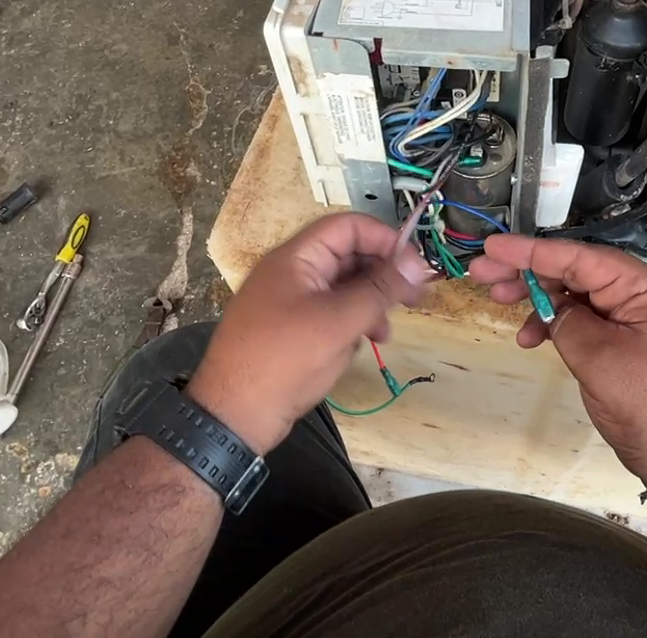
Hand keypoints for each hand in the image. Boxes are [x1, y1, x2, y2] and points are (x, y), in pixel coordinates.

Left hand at [187, 213, 431, 453]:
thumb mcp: (339, 322)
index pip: (349, 227)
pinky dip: (352, 322)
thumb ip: (380, 289)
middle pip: (348, 255)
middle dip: (382, 275)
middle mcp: (292, 271)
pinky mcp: (292, 328)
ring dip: (370, 303)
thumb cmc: (284, 362)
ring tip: (386, 333)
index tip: (414, 266)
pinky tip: (362, 345)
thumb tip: (417, 264)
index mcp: (296, 257)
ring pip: (343, 286)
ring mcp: (290, 300)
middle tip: (414, 298)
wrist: (229, 420)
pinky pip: (331, 311)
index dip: (385, 239)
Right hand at [470, 235, 646, 482]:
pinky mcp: (616, 338)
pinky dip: (550, 324)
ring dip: (534, 296)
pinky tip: (527, 339)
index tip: (493, 246)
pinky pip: (577, 318)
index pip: (579, 256)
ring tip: (497, 300)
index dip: (532, 251)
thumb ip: (568, 322)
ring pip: (571, 292)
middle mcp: (634, 291)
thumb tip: (550, 305)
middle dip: (527, 269)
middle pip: (572, 269)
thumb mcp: (601, 358)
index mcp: (641, 285)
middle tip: (481, 272)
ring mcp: (625, 315)